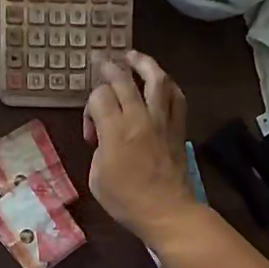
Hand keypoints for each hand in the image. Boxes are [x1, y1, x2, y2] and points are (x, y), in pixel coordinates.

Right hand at [83, 51, 205, 247]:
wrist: (166, 211)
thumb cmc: (125, 201)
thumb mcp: (97, 178)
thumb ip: (99, 150)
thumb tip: (106, 138)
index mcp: (115, 131)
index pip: (99, 97)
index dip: (90, 106)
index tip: (91, 129)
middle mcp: (139, 117)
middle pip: (124, 80)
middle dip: (110, 68)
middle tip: (101, 60)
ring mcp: (162, 120)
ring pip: (156, 79)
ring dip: (143, 63)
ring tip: (133, 56)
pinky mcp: (177, 127)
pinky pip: (175, 96)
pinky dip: (167, 84)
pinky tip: (161, 81)